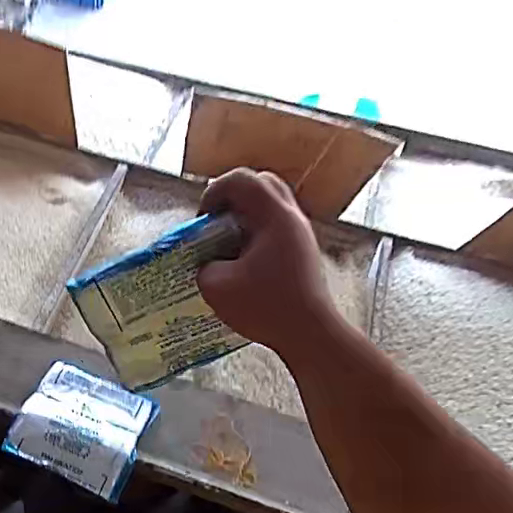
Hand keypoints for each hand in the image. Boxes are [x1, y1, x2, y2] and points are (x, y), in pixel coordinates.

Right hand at [196, 169, 344, 358]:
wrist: (310, 333)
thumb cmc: (266, 308)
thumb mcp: (216, 287)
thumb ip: (204, 266)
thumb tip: (207, 263)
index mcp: (273, 216)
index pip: (241, 180)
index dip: (214, 193)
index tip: (202, 221)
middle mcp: (292, 218)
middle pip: (261, 185)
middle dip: (232, 198)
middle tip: (216, 224)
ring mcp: (302, 236)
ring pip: (272, 207)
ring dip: (246, 218)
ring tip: (229, 246)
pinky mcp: (305, 254)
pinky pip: (278, 230)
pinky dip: (258, 236)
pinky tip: (245, 264)